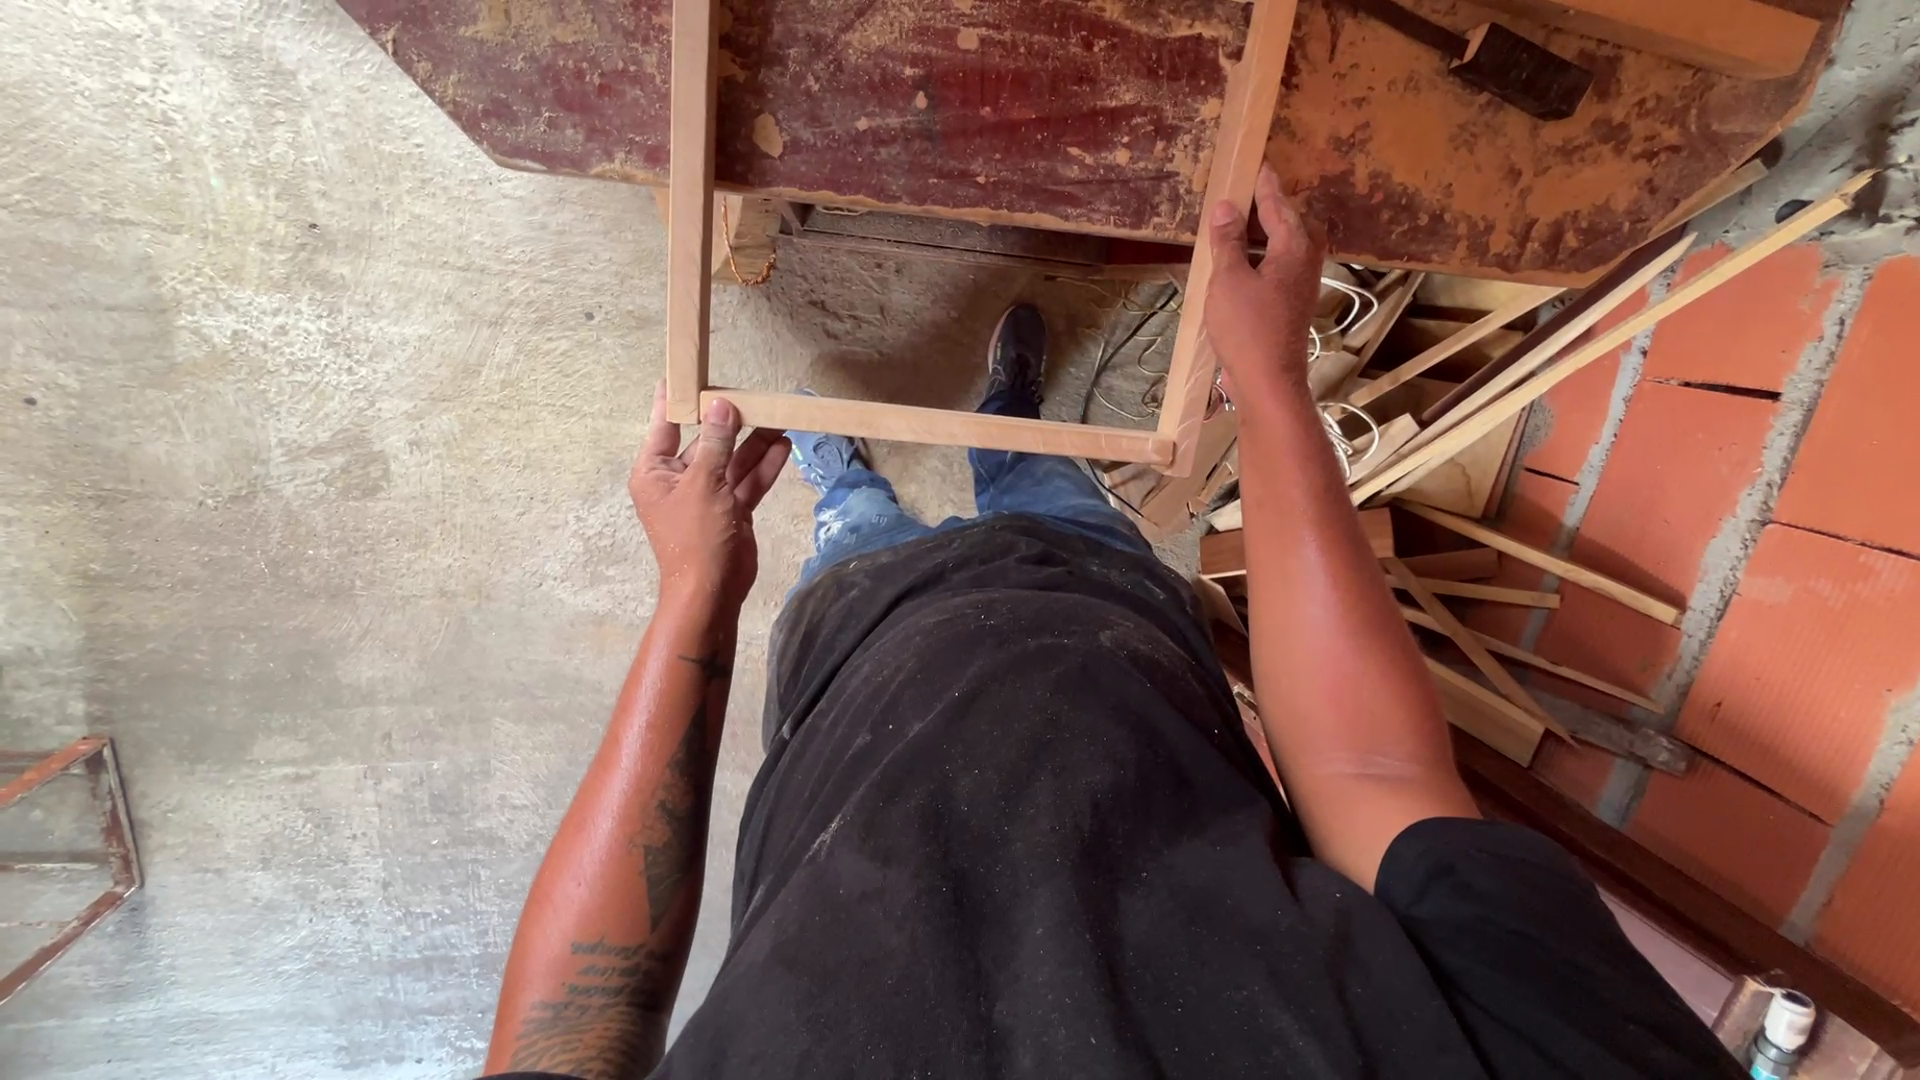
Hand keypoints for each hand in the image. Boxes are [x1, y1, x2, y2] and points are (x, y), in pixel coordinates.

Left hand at [630, 385, 789, 609]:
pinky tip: (784, 445)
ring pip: (733, 460)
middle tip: (753, 393)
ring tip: (779, 415)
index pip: (665, 424)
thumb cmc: (695, 537)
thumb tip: (721, 405)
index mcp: (655, 471)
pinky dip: (765, 466)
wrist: (712, 590)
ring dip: (755, 442)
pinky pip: (748, 481)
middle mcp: (679, 479)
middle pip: (706, 441)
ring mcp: (708, 495)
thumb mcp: (703, 484)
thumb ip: (715, 443)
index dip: (679, 399)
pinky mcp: (732, 509)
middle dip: (731, 421)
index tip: (690, 372)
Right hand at [1204, 163, 1326, 404]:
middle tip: (1253, 195)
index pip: (1278, 206)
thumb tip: (1227, 207)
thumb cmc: (1247, 327)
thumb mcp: (1228, 280)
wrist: (1267, 379)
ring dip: (1268, 235)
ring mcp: (1301, 287)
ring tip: (1245, 227)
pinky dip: (1264, 258)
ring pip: (1287, 248)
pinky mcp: (1291, 307)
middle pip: (1292, 224)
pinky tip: (1246, 266)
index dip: (1265, 186)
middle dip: (1274, 209)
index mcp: (1293, 247)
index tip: (1258, 165)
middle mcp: (1304, 262)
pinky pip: (1280, 269)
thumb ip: (1228, 242)